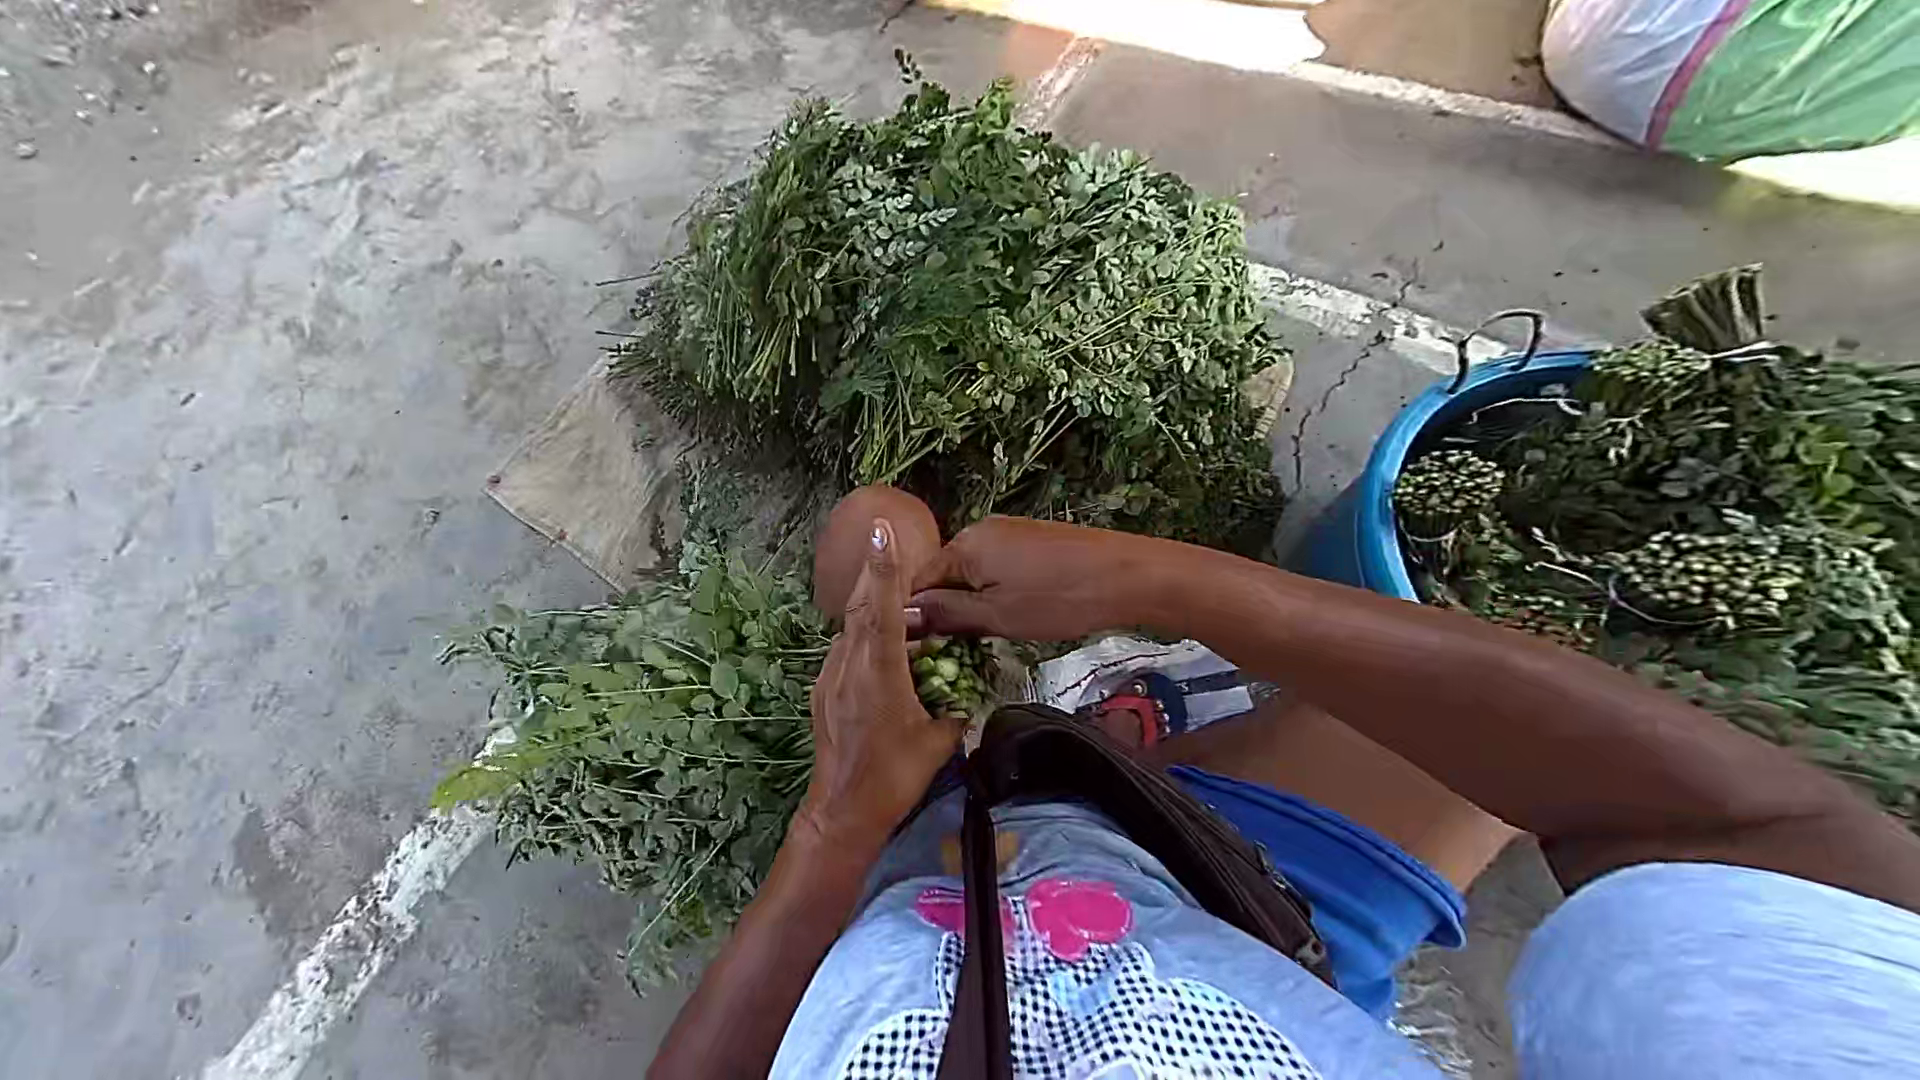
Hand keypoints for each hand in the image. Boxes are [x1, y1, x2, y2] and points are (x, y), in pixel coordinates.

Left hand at [799, 518, 965, 851]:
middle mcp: (848, 666)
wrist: (841, 810)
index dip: (884, 568)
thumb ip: (953, 711)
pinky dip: (867, 634)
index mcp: (878, 673)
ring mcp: (830, 676)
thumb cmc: (894, 777)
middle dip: (875, 571)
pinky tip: (886, 645)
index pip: (882, 609)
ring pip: (852, 627)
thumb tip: (964, 695)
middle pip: (860, 607)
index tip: (880, 531)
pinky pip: (848, 648)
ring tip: (896, 595)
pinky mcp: (824, 688)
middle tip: (885, 541)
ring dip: (873, 605)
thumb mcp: (936, 742)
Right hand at [910, 516, 1177, 641]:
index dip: (917, 617)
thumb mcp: (995, 615)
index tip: (923, 648)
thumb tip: (902, 616)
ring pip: (973, 572)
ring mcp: (1009, 531)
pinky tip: (1018, 610)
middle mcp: (980, 529)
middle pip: (945, 575)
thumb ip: (945, 613)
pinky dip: (997, 590)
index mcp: (964, 545)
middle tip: (960, 645)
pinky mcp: (1032, 539)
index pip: (918, 582)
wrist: (1128, 575)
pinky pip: (997, 566)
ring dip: (974, 602)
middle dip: (947, 609)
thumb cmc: (1058, 599)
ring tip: (993, 630)